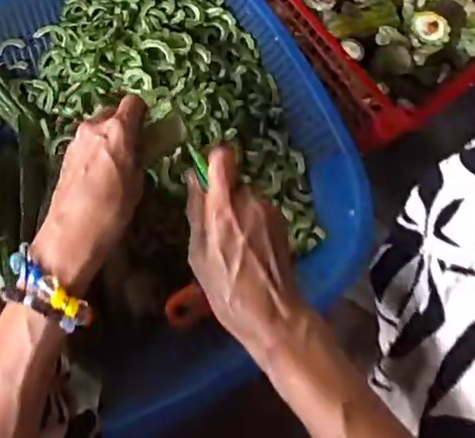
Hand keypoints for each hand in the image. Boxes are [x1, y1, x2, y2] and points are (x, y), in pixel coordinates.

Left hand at [31, 94, 145, 294]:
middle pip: (113, 112)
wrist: (69, 235)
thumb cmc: (111, 211)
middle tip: (132, 147)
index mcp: (117, 129)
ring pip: (98, 127)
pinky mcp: (65, 153)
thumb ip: (139, 158)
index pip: (132, 102)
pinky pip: (87, 142)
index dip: (142, 112)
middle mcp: (94, 126)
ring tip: (115, 162)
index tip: (148, 126)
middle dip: (123, 124)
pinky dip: (95, 148)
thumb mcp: (137, 185)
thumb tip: (139, 148)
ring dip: (108, 137)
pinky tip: (98, 172)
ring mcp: (77, 138)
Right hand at [187, 147, 306, 352]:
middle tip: (217, 224)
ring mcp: (269, 210)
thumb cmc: (227, 290)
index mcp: (224, 206)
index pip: (222, 157)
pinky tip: (252, 249)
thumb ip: (195, 211)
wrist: (275, 317)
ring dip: (239, 209)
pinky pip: (260, 210)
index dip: (212, 161)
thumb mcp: (198, 254)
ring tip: (236, 243)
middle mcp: (249, 199)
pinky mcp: (282, 222)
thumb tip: (192, 179)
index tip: (205, 175)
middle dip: (224, 195)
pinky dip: (253, 221)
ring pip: (247, 196)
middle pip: (233, 179)